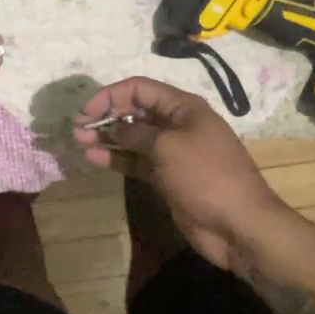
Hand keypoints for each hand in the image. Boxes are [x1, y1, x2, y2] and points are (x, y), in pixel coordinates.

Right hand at [73, 77, 285, 267]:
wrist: (238, 224)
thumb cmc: (206, 176)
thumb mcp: (168, 147)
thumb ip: (136, 133)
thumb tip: (114, 128)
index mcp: (183, 108)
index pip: (140, 89)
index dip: (111, 95)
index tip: (86, 111)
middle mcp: (177, 125)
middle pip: (134, 112)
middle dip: (105, 116)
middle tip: (77, 128)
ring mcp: (171, 152)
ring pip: (132, 138)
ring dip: (106, 138)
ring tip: (79, 142)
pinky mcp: (166, 177)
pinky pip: (136, 161)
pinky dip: (116, 158)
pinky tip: (93, 158)